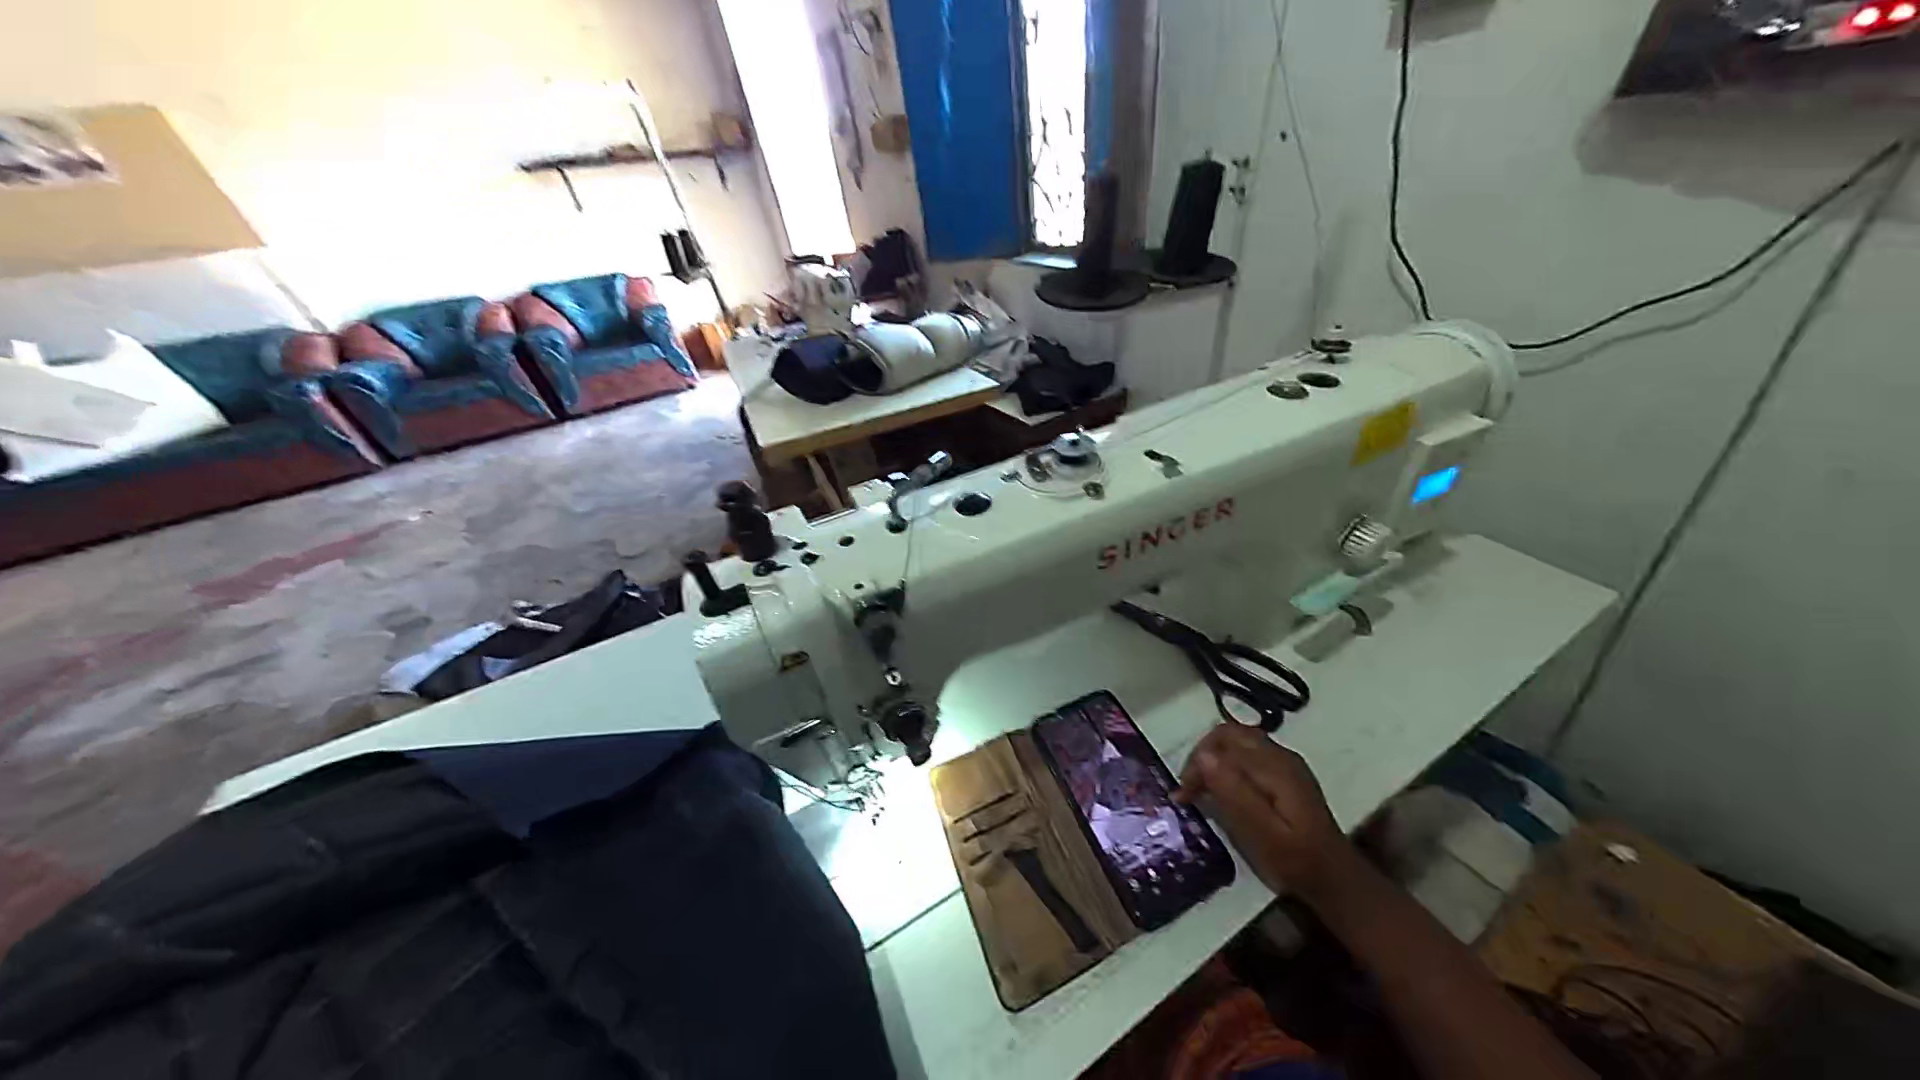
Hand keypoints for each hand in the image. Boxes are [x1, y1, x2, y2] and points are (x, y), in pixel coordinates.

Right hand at [1175, 724, 1352, 899]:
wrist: (1335, 879)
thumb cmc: (1296, 860)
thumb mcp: (1261, 832)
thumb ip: (1233, 792)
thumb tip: (1203, 756)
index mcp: (1275, 767)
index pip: (1222, 744)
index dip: (1196, 764)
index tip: (1184, 795)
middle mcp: (1280, 755)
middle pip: (1228, 735)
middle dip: (1202, 756)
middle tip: (1190, 789)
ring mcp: (1285, 763)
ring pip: (1236, 742)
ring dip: (1213, 760)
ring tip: (1201, 790)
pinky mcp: (1285, 774)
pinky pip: (1247, 754)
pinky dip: (1227, 766)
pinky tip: (1224, 791)